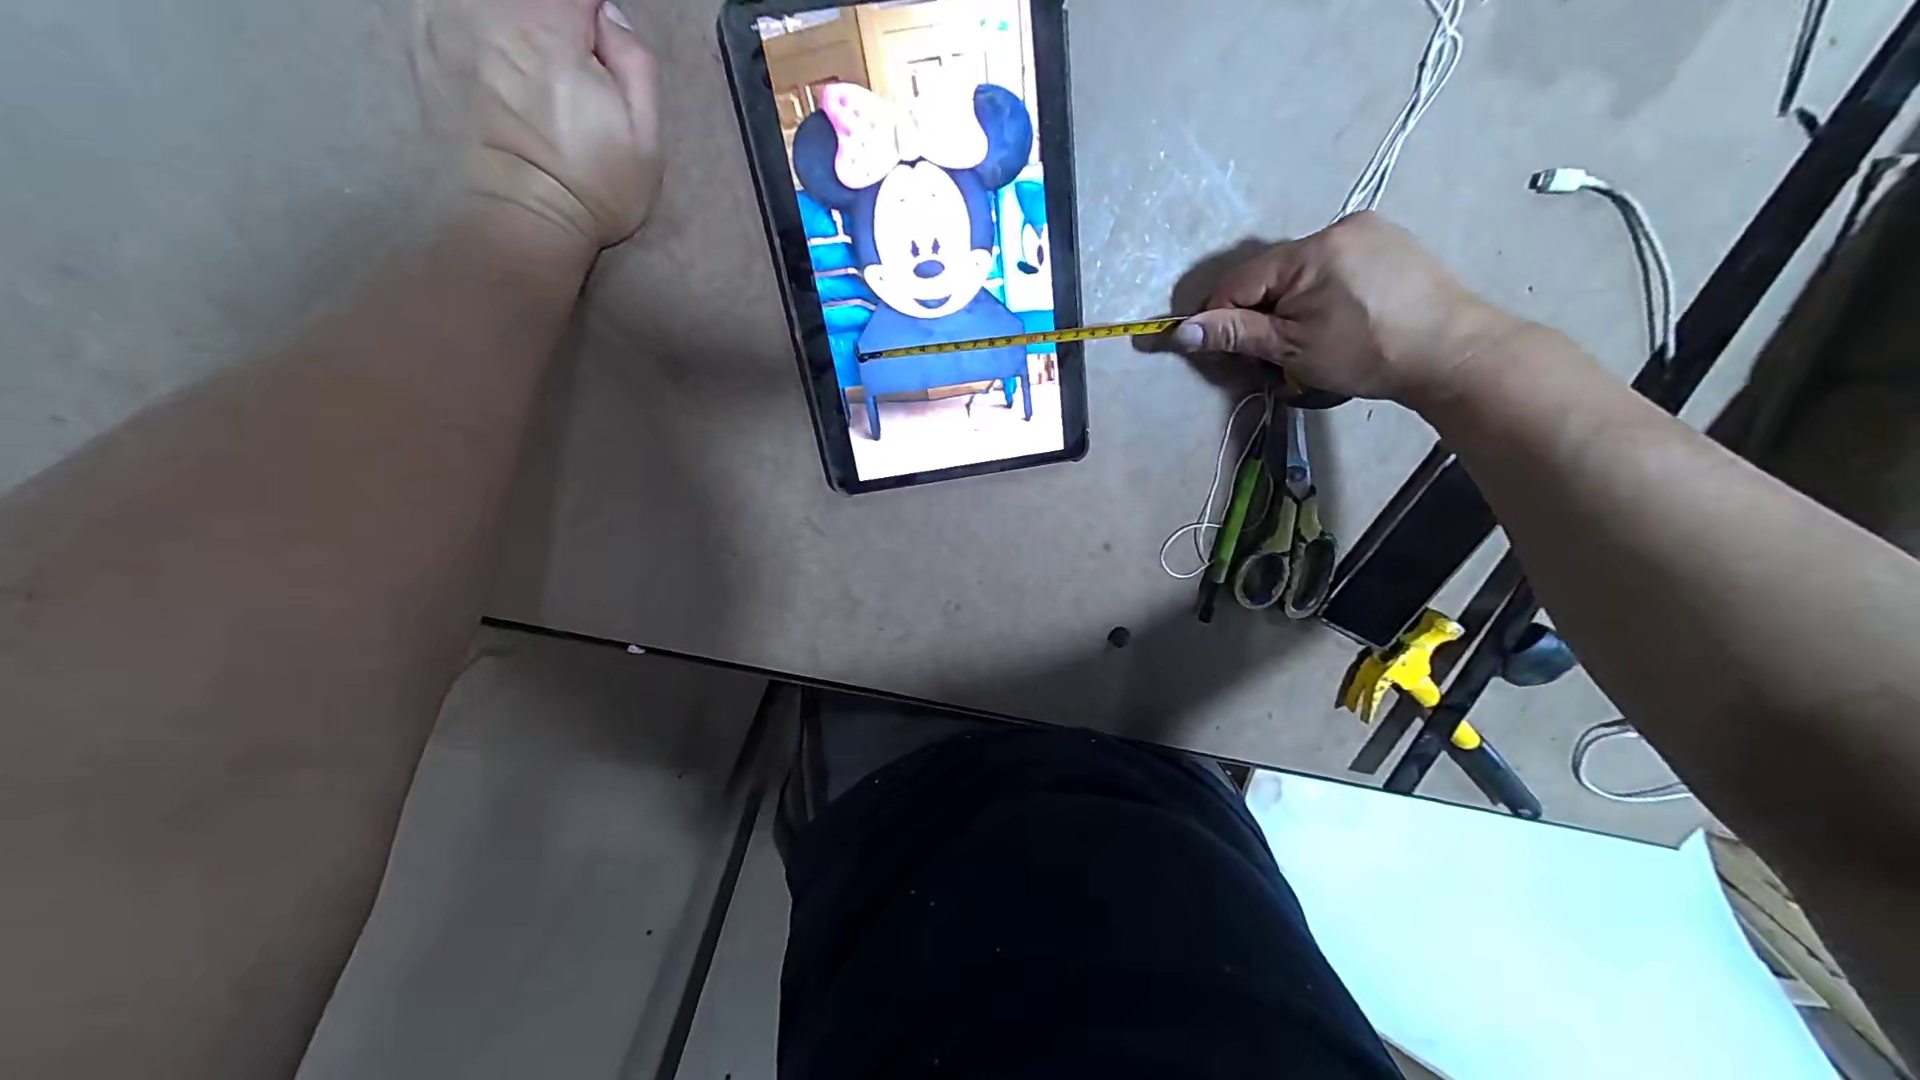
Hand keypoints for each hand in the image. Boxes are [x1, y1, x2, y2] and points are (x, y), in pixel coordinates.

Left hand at [415, 0, 663, 249]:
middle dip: (554, 15)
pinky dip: (475, 16)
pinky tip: (495, 45)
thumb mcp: (645, 138)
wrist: (520, 221)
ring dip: (515, 18)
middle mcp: (486, 6)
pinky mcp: (422, 40)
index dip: (593, 11)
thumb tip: (609, 15)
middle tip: (572, 53)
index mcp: (547, 24)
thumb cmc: (592, 187)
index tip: (600, 38)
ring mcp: (444, 18)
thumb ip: (635, 62)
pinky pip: (448, 2)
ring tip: (534, 58)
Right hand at [1171, 212, 1525, 403]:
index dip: (1222, 317)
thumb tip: (1180, 331)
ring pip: (1300, 269)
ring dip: (1290, 301)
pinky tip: (1340, 316)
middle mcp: (1337, 227)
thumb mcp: (1290, 348)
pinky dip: (1321, 290)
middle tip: (1276, 351)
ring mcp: (1368, 230)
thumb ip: (1235, 333)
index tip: (1230, 351)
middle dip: (1262, 311)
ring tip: (1312, 336)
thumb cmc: (1365, 353)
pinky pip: (1332, 264)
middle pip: (1269, 273)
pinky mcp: (1389, 242)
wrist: (1453, 352)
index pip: (1238, 282)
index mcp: (1310, 250)